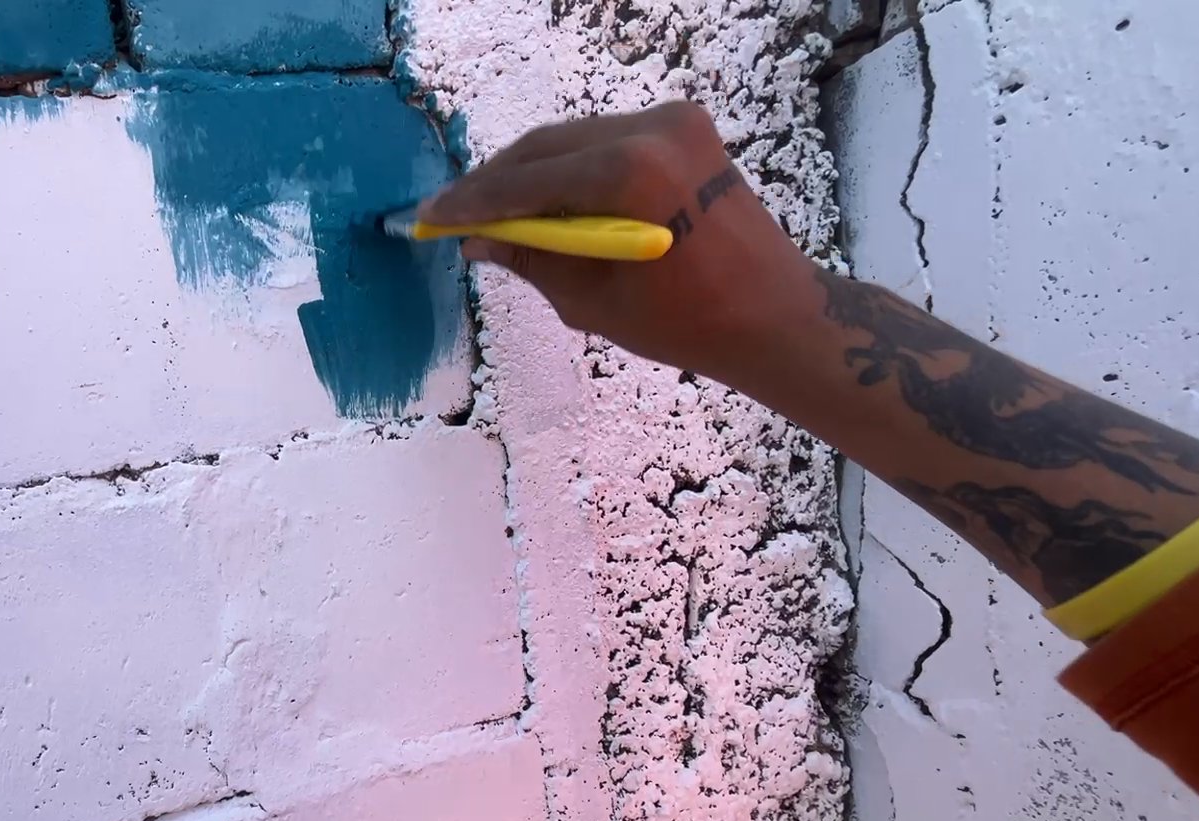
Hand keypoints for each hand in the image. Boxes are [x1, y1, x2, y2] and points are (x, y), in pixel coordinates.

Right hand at [421, 101, 816, 380]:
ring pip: (569, 140)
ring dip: (523, 175)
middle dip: (491, 183)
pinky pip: (599, 143)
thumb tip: (477, 241)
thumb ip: (530, 257)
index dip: (470, 202)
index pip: (525, 181)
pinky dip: (562, 171)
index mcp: (630, 172)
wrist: (769, 312)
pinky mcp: (681, 128)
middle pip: (544, 147)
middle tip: (450, 214)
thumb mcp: (590, 298)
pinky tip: (536, 200)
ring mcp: (671, 120)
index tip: (429, 216)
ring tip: (485, 211)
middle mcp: (651, 127)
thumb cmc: (682, 322)